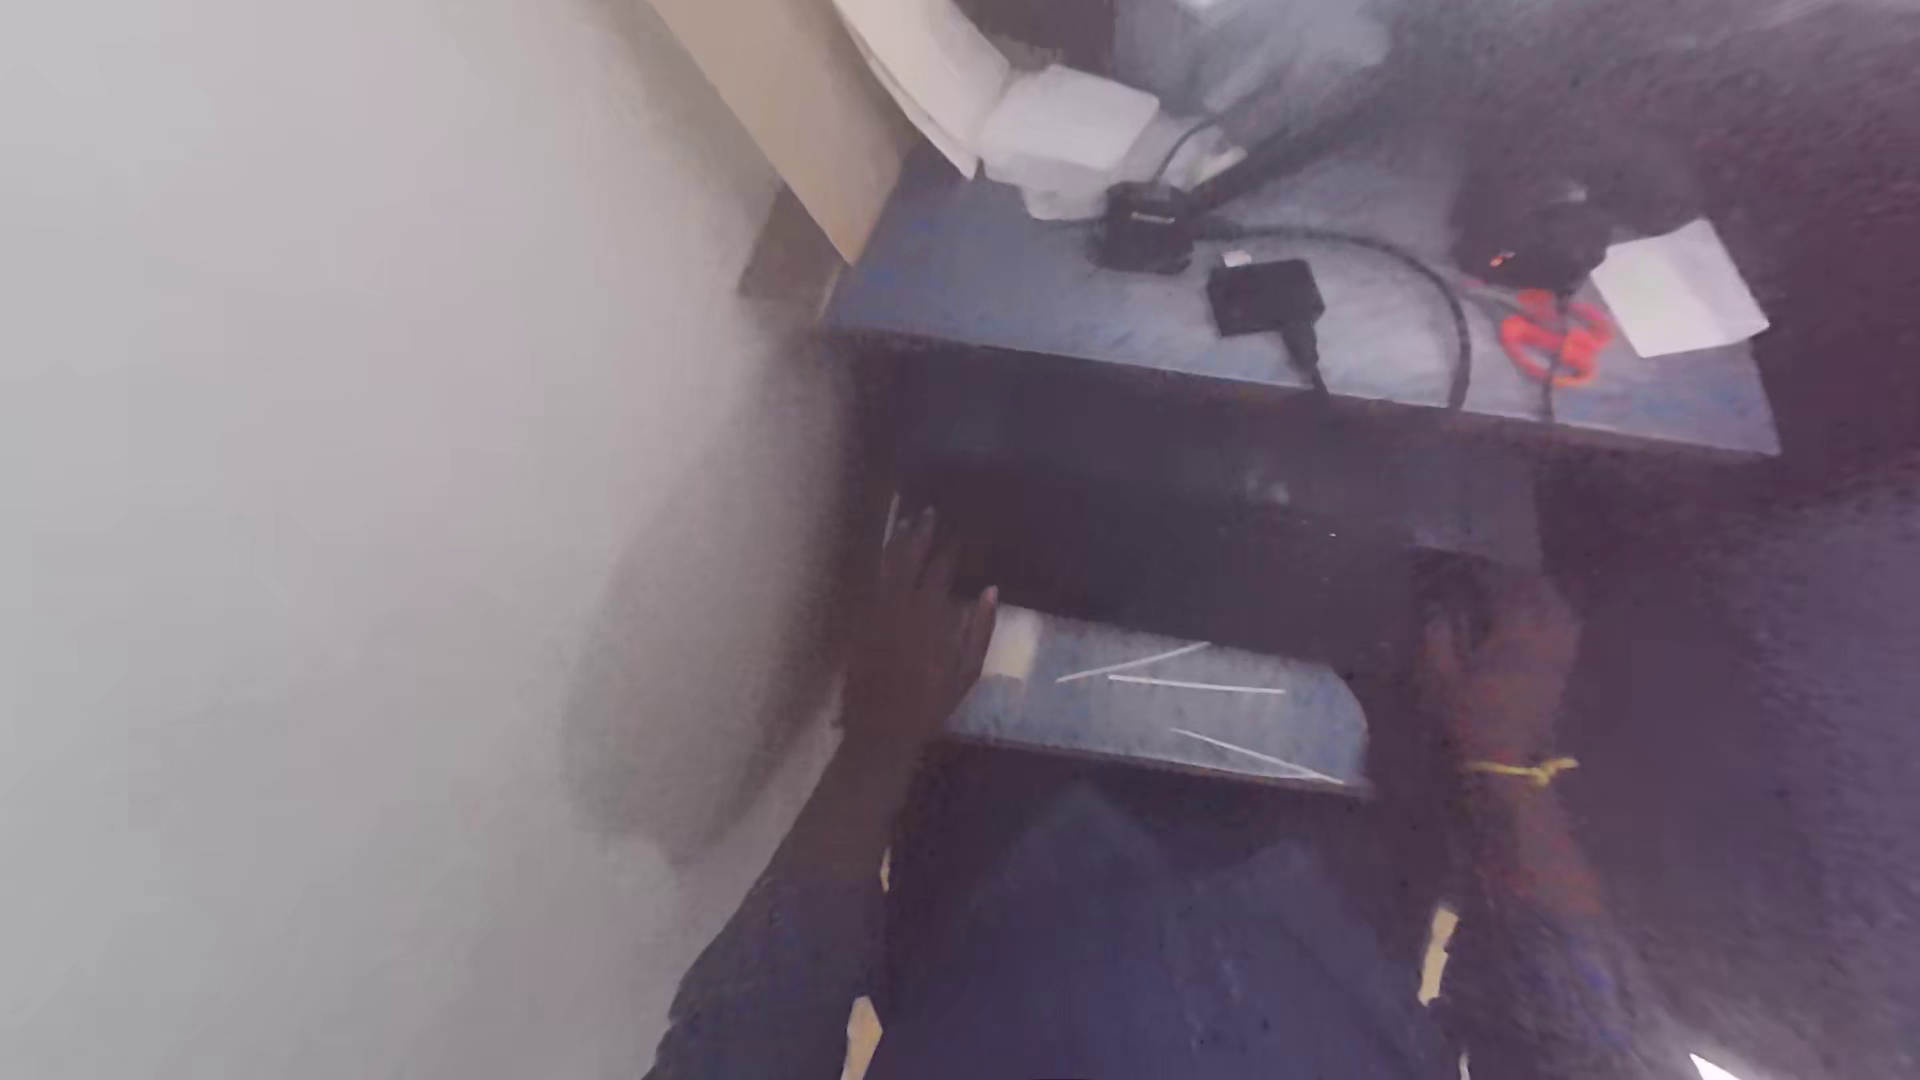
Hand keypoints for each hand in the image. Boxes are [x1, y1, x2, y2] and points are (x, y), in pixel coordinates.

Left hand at [843, 509, 996, 757]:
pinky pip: (871, 581)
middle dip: (920, 531)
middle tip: (928, 511)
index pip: (941, 568)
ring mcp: (876, 609)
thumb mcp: (968, 670)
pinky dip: (880, 562)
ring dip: (897, 540)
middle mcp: (900, 604)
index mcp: (931, 614)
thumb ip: (981, 627)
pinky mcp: (860, 619)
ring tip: (906, 520)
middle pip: (909, 556)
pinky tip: (886, 553)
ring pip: (885, 564)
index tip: (958, 534)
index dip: (950, 549)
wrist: (882, 727)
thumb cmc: (931, 702)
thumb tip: (990, 590)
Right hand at [1419, 568, 1579, 766]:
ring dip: (1532, 588)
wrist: (1503, 758)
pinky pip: (1564, 624)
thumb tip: (1436, 603)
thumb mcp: (1435, 672)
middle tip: (1478, 567)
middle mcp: (1545, 637)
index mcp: (1513, 634)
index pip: (1500, 586)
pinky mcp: (1562, 668)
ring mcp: (1559, 653)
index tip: (1452, 558)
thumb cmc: (1462, 713)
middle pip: (1538, 590)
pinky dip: (1547, 607)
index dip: (1476, 568)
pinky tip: (1528, 611)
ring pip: (1557, 605)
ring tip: (1505, 583)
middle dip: (1509, 573)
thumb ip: (1436, 631)